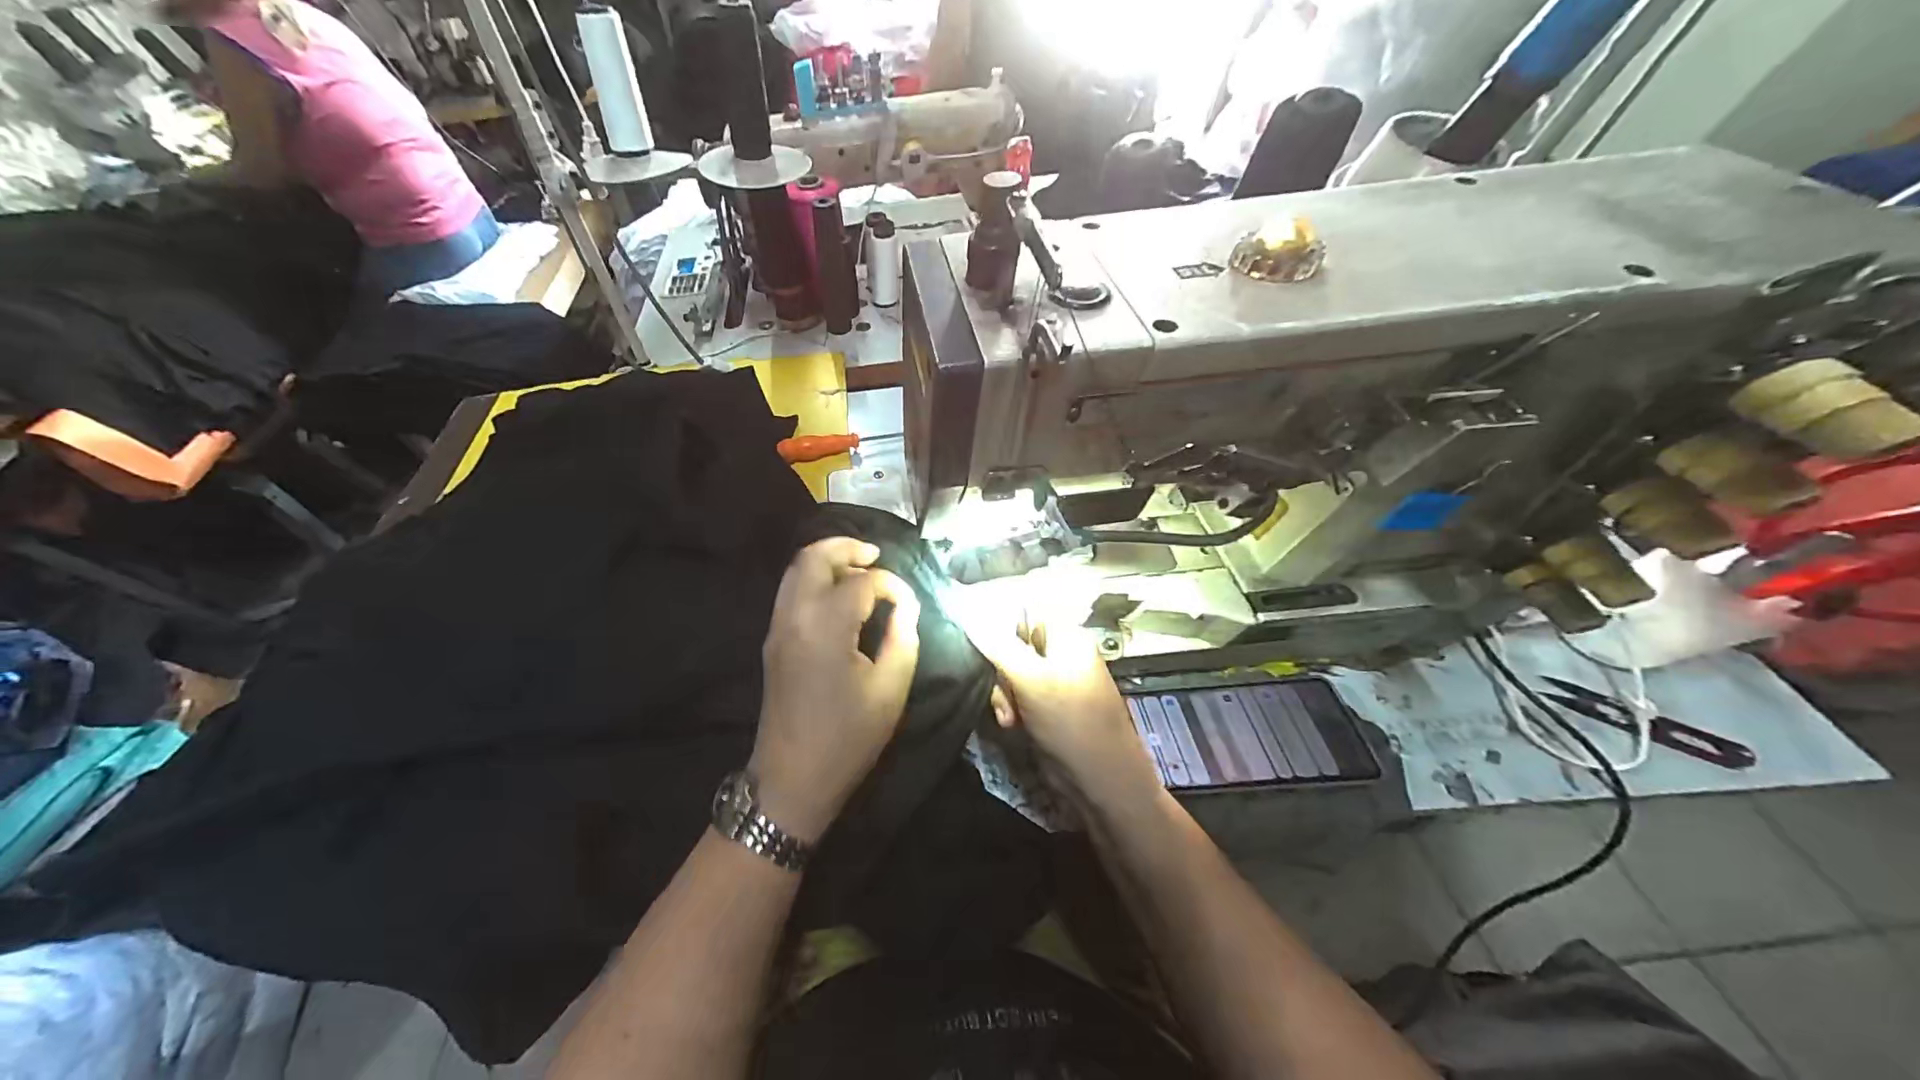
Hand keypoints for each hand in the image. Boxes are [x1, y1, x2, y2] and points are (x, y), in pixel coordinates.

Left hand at [751, 537, 920, 842]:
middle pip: (813, 557)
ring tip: (860, 571)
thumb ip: (903, 637)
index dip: (891, 584)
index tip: (909, 601)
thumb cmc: (847, 738)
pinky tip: (840, 597)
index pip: (862, 581)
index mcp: (825, 625)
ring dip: (828, 561)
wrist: (791, 779)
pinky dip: (814, 580)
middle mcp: (794, 615)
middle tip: (876, 555)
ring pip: (796, 570)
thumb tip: (905, 606)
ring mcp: (777, 627)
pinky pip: (790, 591)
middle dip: (847, 547)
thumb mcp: (891, 689)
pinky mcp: (772, 641)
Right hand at [962, 606, 1162, 814]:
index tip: (979, 646)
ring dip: (1003, 694)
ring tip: (1008, 717)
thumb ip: (997, 644)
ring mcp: (1054, 682)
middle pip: (1011, 644)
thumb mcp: (1030, 679)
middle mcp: (1061, 653)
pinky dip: (1011, 708)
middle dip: (1000, 671)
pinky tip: (1011, 724)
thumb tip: (966, 612)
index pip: (1023, 611)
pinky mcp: (1046, 707)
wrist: (1100, 780)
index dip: (997, 625)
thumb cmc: (1070, 721)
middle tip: (1004, 696)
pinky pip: (1017, 695)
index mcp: (1067, 636)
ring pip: (1010, 672)